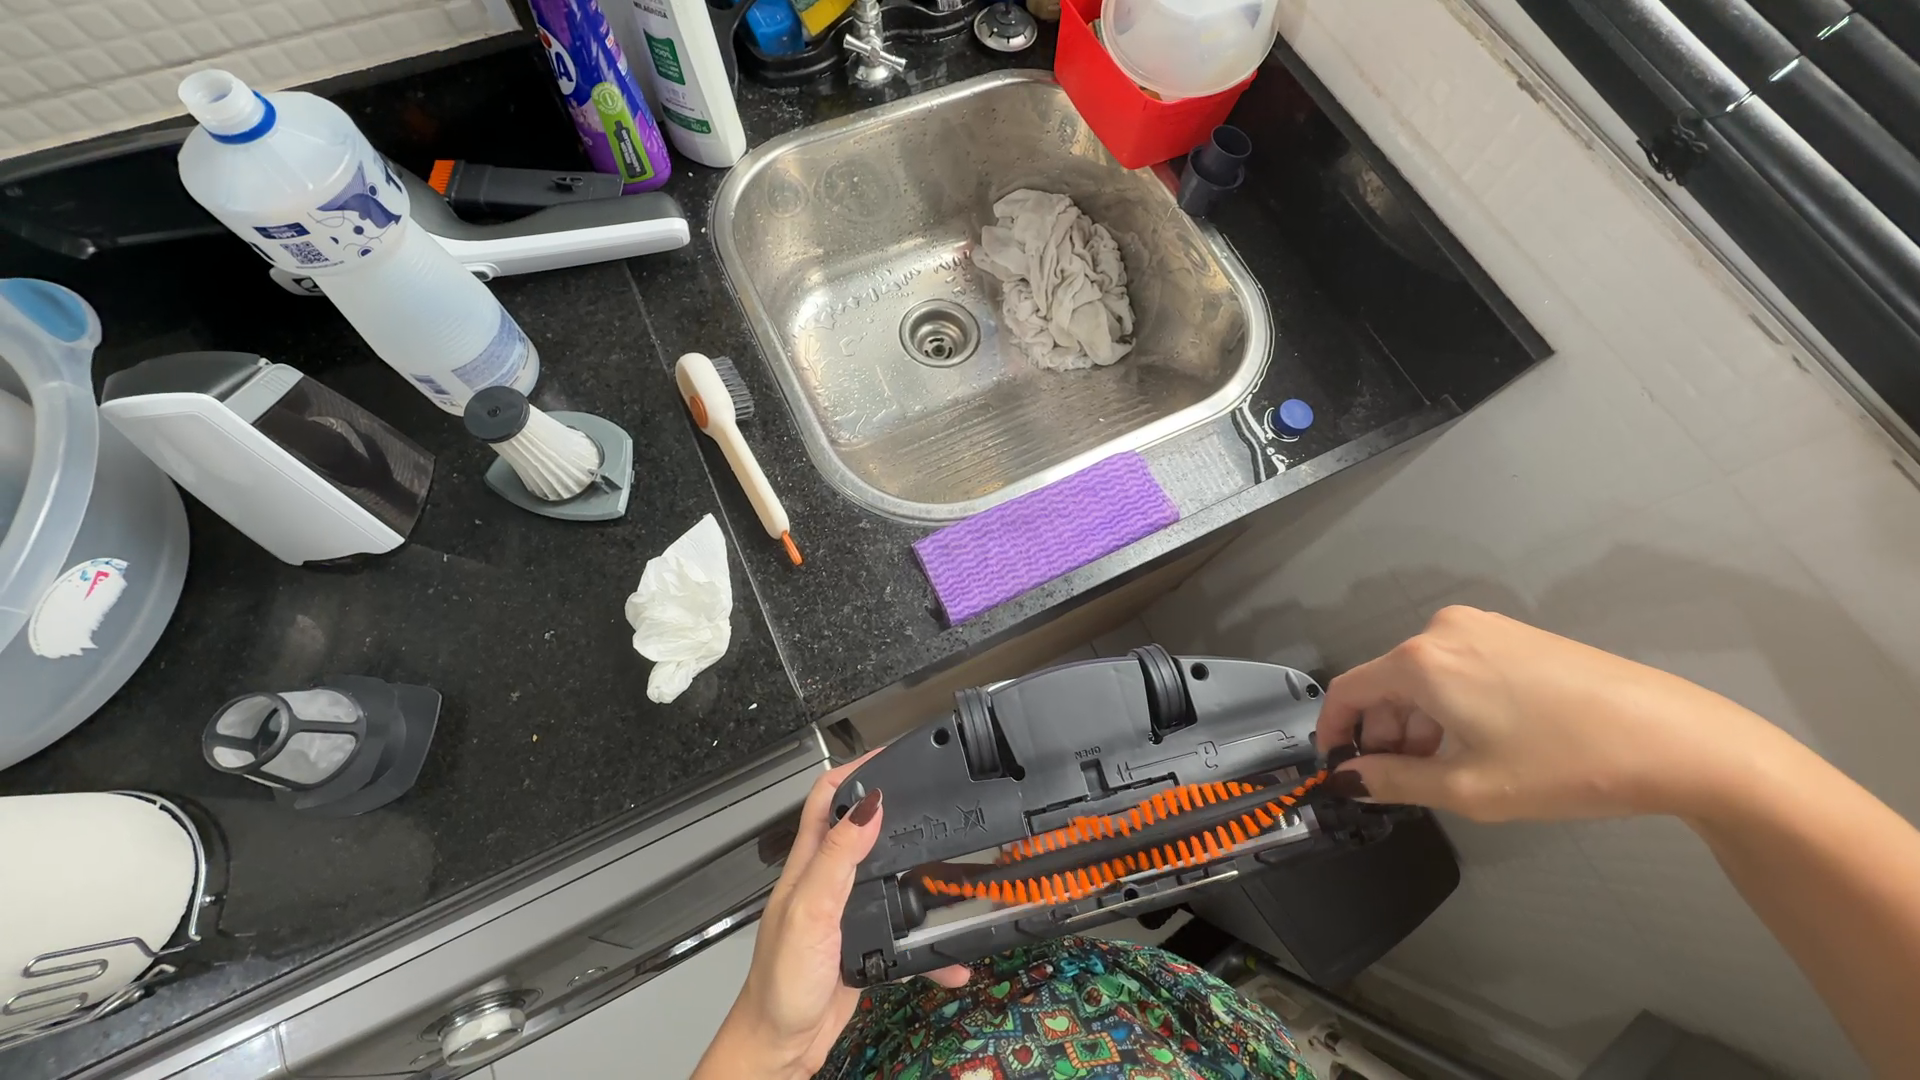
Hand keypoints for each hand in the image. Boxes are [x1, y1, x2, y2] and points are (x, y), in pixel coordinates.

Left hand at [693, 754, 969, 1079]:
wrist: (782, 1045)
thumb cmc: (780, 981)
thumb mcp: (810, 911)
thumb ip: (838, 858)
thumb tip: (868, 807)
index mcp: (809, 861)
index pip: (828, 795)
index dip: (856, 768)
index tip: (891, 753)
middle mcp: (827, 878)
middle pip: (861, 825)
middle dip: (894, 805)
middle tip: (928, 795)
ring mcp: (846, 909)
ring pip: (888, 871)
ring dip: (917, 866)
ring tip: (946, 855)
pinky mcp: (863, 941)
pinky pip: (902, 928)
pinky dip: (927, 939)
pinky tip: (948, 955)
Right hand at [1315, 606, 1788, 823]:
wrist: (1683, 741)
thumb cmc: (1567, 765)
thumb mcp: (1469, 788)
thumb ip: (1392, 782)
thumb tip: (1346, 780)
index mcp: (1421, 661)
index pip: (1348, 691)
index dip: (1333, 731)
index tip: (1338, 768)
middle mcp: (1442, 630)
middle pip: (1385, 682)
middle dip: (1382, 732)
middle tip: (1400, 780)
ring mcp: (1482, 626)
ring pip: (1421, 675)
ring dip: (1416, 721)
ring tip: (1443, 767)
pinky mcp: (1515, 633)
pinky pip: (1455, 665)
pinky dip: (1448, 702)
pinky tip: (1478, 739)